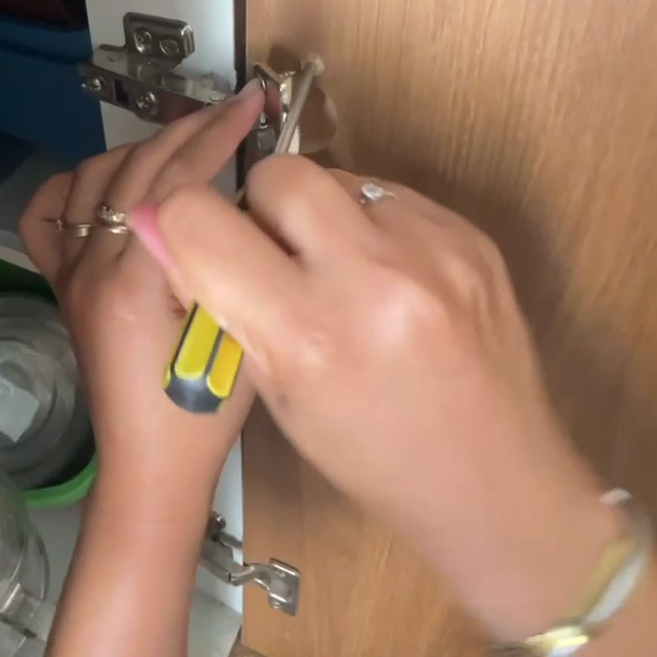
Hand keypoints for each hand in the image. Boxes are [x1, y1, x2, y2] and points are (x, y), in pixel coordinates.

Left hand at [18, 80, 265, 496]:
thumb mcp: (236, 333)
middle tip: (230, 110)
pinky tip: (104, 180)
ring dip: (141, 148)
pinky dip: (71, 187)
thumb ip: (230, 260)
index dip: (218, 135)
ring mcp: (69, 273)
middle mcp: (91, 265)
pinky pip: (46, 219)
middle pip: (137, 168)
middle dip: (190, 128)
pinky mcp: (61, 285)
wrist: (149, 466)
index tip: (251, 105)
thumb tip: (239, 197)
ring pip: (93, 178)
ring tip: (184, 141)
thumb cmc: (201, 413)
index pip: (178, 179)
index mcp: (135, 279)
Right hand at [127, 155, 619, 640]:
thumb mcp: (276, 395)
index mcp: (309, 336)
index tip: (196, 241)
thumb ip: (216, 298)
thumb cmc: (372, 458)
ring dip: (317, 213)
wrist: (500, 483)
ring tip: (340, 273)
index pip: (200, 220)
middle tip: (278, 258)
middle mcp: (374, 276)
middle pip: (276, 173)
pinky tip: (387, 277)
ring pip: (333, 175)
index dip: (183, 223)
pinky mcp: (470, 232)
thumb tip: (156, 219)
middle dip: (260, 207)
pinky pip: (385, 193)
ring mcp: (434, 247)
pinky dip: (367, 223)